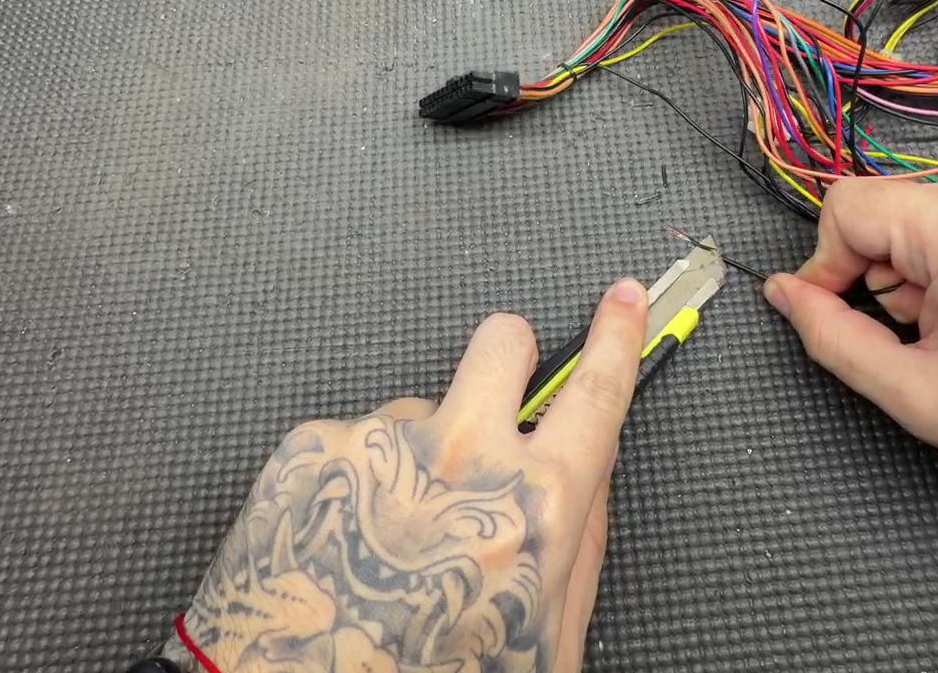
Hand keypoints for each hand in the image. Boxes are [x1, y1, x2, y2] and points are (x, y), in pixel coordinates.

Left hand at [164, 279, 649, 672]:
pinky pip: (358, 437)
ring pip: (421, 407)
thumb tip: (597, 465)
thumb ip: (579, 545)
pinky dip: (360, 477)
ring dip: (418, 452)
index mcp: (530, 509)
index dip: (617, 335)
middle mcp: (460, 457)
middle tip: (495, 396)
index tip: (623, 299)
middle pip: (504, 341)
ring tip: (389, 534)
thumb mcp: (541, 645)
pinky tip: (345, 537)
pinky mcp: (314, 444)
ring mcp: (382, 441)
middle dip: (512, 353)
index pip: (595, 393)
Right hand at [761, 175, 937, 528]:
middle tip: (917, 336)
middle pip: (886, 208)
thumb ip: (830, 338)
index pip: (845, 206)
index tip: (836, 312)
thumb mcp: (921, 396)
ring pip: (928, 214)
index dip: (823, 263)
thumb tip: (784, 293)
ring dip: (919, 269)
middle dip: (878, 271)